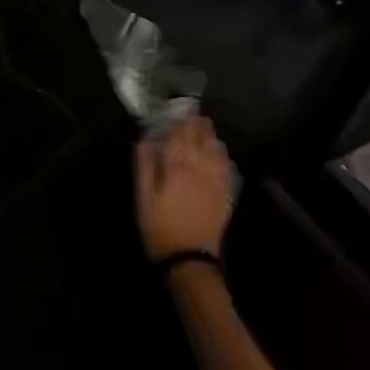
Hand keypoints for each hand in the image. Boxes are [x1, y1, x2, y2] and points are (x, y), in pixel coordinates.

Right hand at [134, 113, 232, 260]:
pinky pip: (226, 168)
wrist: (189, 259)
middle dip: (198, 125)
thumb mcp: (143, 198)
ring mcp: (214, 182)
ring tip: (207, 127)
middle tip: (195, 113)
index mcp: (177, 168)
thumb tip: (145, 140)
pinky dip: (222, 155)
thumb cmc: (160, 228)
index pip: (180, 137)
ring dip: (211, 136)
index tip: (181, 110)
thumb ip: (145, 166)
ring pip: (216, 151)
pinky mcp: (224, 195)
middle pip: (200, 140)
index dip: (181, 122)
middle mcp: (199, 169)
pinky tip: (220, 151)